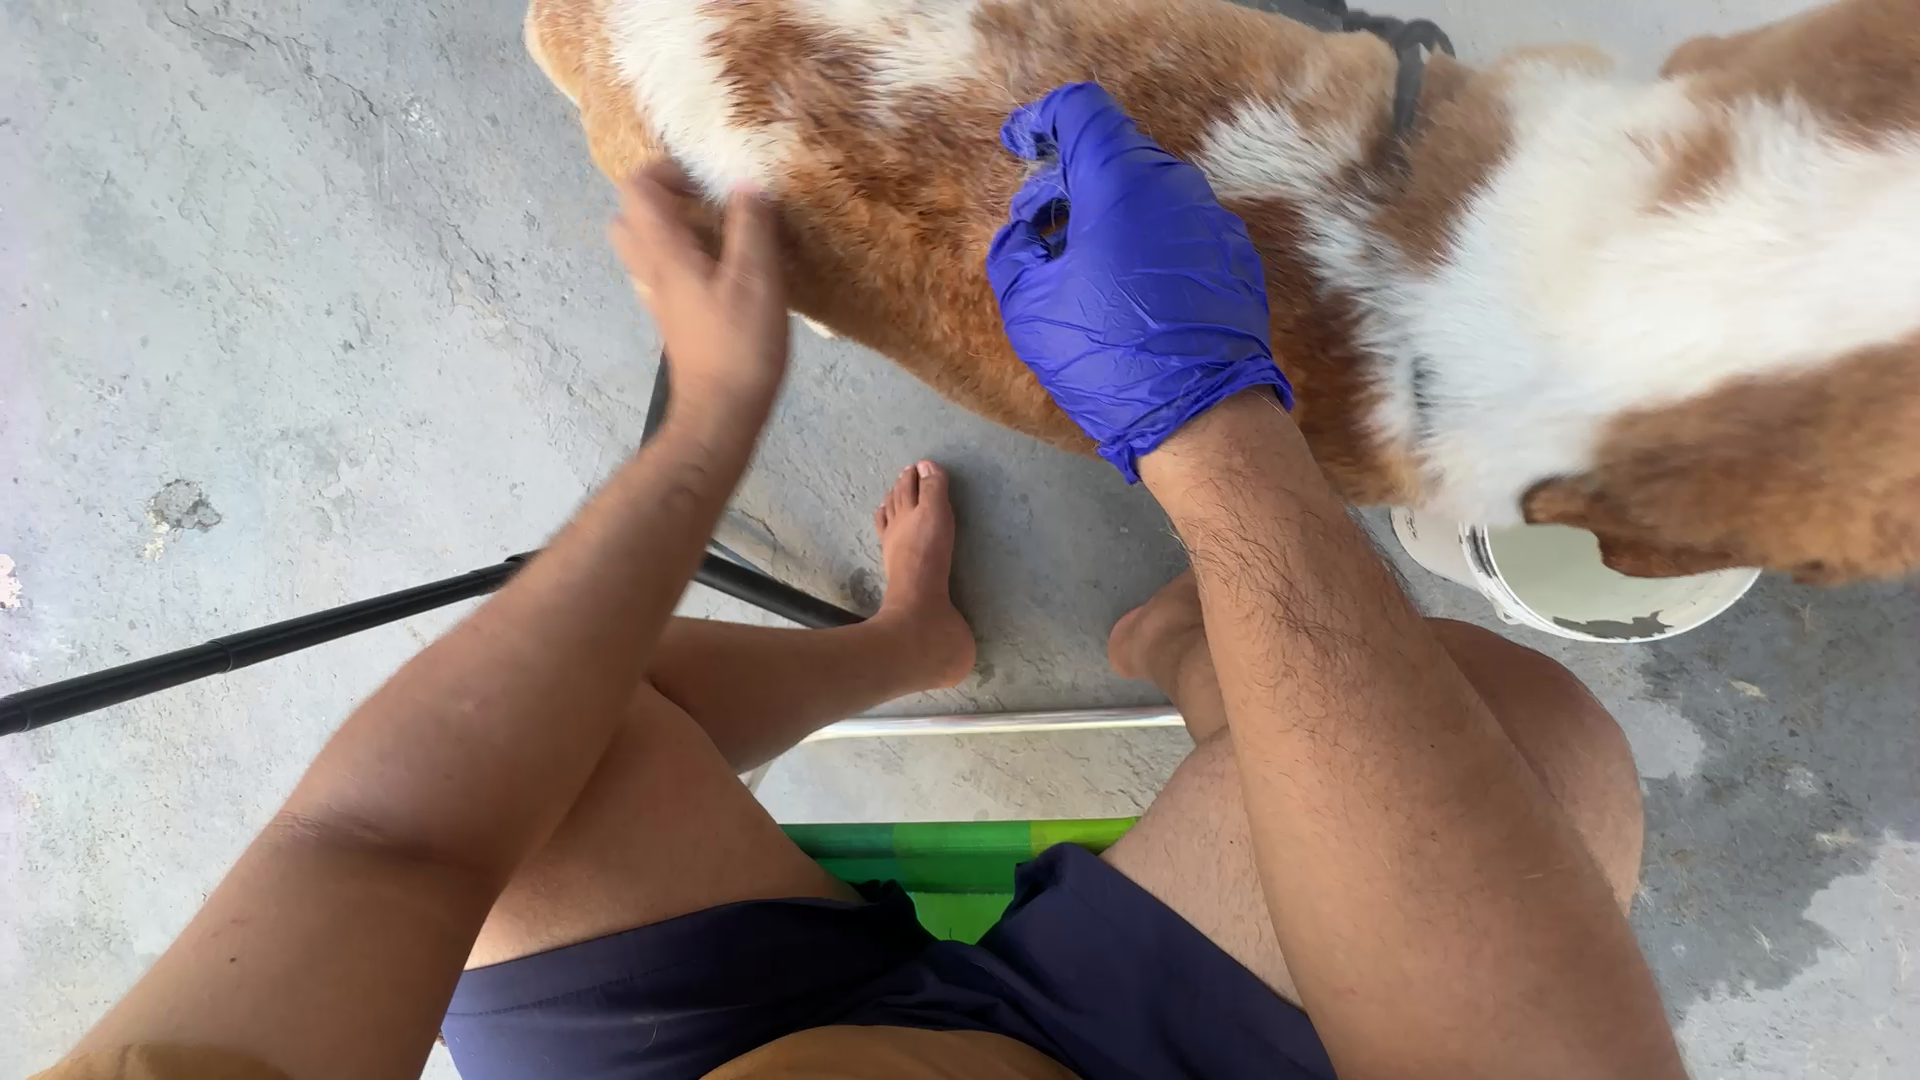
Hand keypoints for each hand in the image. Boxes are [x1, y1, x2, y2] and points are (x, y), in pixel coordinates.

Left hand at [609, 163, 789, 421]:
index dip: (667, 169)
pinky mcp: (676, 326)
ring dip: (672, 234)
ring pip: (645, 251)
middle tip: (704, 206)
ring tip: (716, 239)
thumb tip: (748, 185)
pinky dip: (685, 266)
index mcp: (665, 253)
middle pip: (630, 218)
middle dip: (662, 200)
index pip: (638, 187)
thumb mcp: (756, 280)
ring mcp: (661, 303)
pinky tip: (722, 279)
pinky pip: (666, 280)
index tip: (707, 180)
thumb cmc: (740, 347)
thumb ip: (752, 227)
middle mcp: (652, 273)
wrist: (722, 413)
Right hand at [987, 83, 1291, 480]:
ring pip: (1148, 191)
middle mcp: (1176, 187)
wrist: (1196, 414)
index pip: (1081, 112)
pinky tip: (1124, 287)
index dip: (1041, 120)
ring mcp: (1212, 221)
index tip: (1020, 145)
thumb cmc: (1104, 357)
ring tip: (1077, 264)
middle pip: (1114, 152)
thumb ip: (1014, 252)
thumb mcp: (1030, 308)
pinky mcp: (1232, 257)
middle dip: (1068, 178)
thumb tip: (1024, 235)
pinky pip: (1176, 226)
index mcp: (1122, 184)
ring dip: (1104, 211)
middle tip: (1039, 225)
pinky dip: (1141, 237)